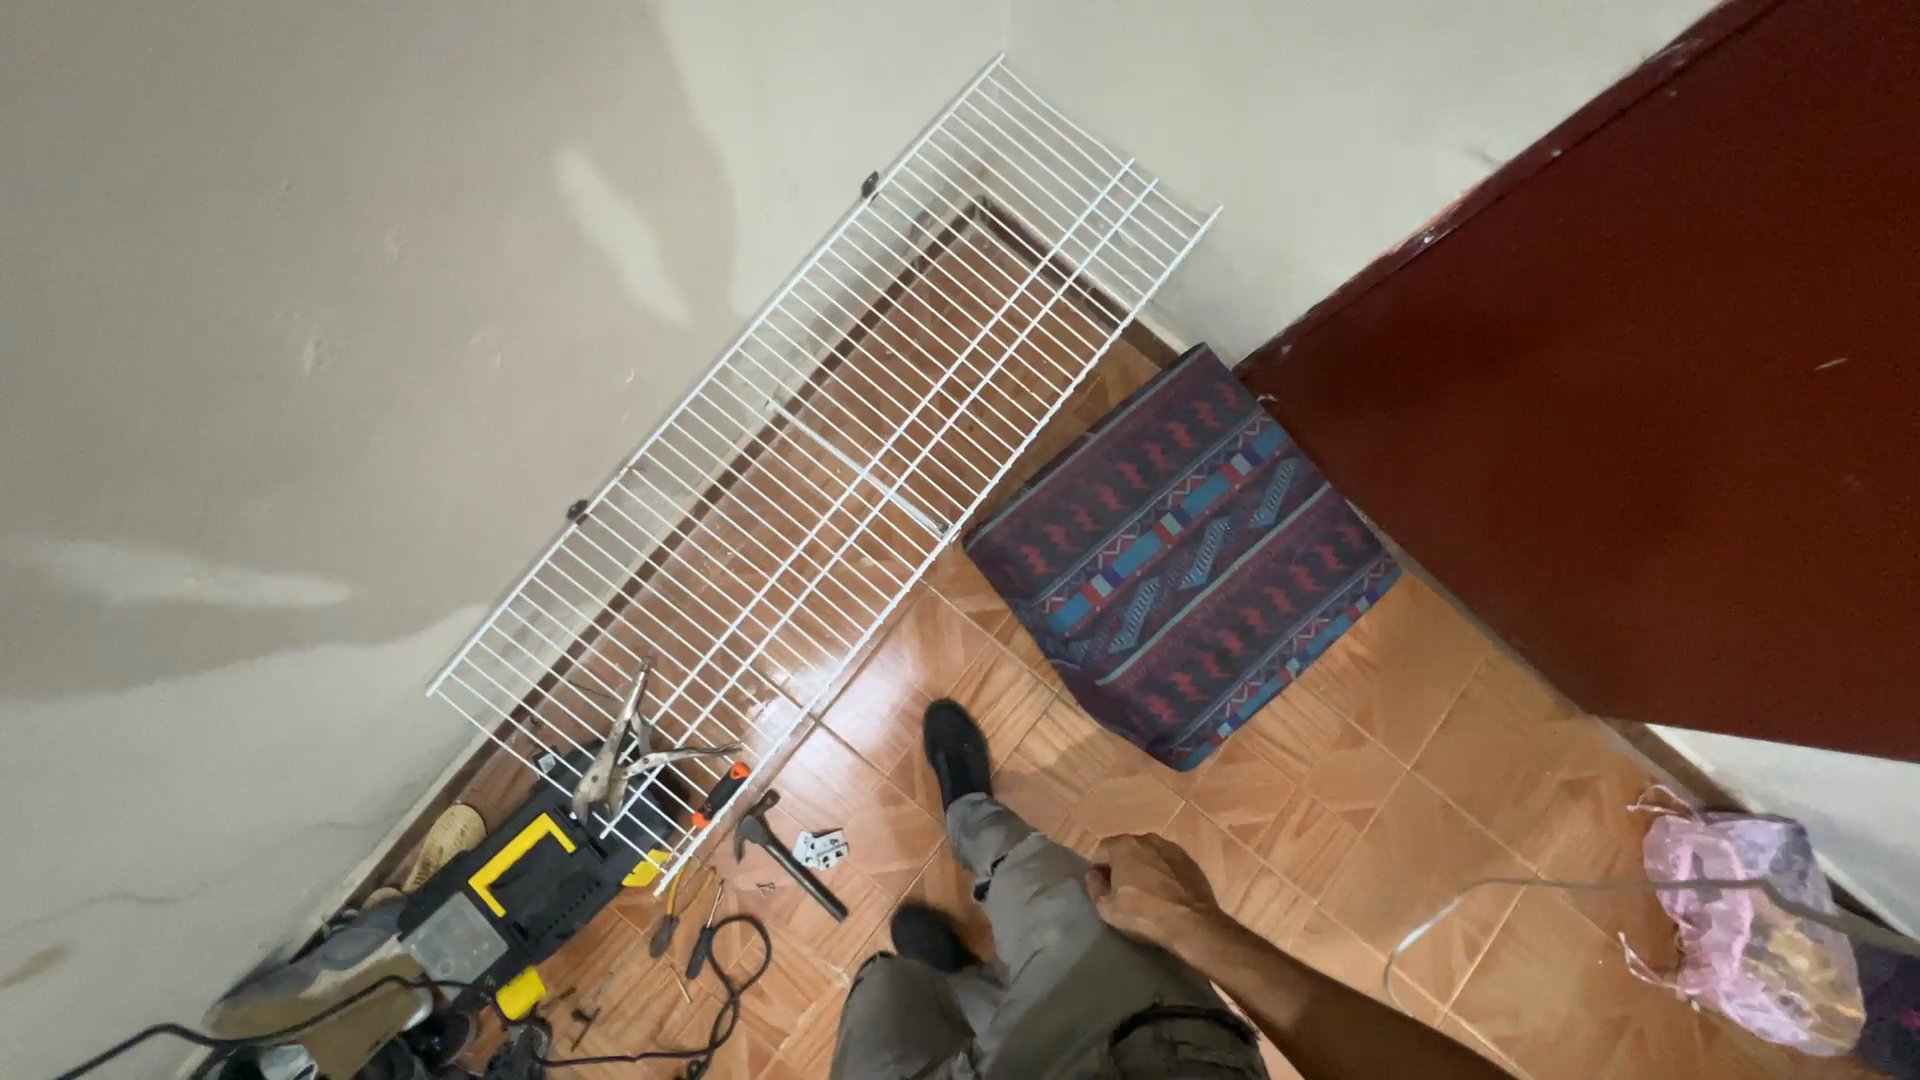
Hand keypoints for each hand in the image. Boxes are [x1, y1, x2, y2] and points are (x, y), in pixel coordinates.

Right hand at [1086, 833, 1224, 942]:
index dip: (1099, 870)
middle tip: (1124, 891)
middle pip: (1126, 850)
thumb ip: (1094, 888)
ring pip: (1148, 854)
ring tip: (1148, 892)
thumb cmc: (1144, 914)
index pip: (1102, 851)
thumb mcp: (1108, 909)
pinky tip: (1167, 892)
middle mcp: (1146, 839)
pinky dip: (1164, 872)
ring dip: (1144, 867)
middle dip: (1122, 866)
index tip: (1104, 888)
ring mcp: (1170, 847)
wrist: (1192, 923)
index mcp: (1123, 846)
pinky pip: (1168, 862)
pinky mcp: (1188, 860)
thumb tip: (1094, 875)